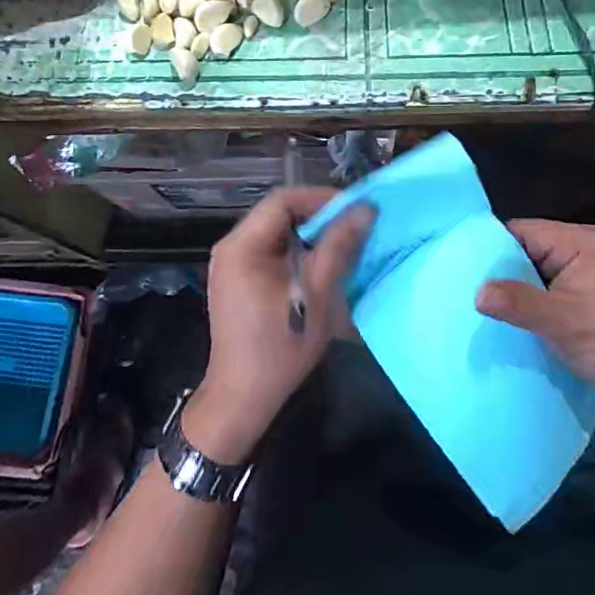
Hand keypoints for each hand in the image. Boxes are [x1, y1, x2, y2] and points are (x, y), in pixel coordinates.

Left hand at [188, 190, 373, 463]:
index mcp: (242, 246)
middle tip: (354, 226)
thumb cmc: (281, 346)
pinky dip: (295, 252)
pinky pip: (268, 251)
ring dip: (308, 235)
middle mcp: (229, 247)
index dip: (321, 198)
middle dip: (318, 216)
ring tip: (342, 244)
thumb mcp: (317, 295)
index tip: (355, 209)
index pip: (282, 200)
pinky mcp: (236, 280)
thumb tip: (365, 209)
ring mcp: (229, 264)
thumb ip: (338, 247)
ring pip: (275, 233)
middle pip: (277, 213)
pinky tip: (319, 266)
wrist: (243, 396)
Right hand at [475, 220, 594, 410]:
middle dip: (500, 272)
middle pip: (528, 249)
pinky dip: (537, 303)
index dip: (488, 247)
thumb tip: (476, 291)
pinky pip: (555, 289)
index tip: (459, 270)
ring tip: (483, 308)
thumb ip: (518, 303)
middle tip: (465, 292)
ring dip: (518, 291)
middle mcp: (587, 248)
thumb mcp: (563, 323)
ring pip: (540, 273)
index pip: (519, 230)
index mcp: (579, 242)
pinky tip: (517, 321)